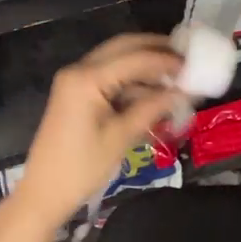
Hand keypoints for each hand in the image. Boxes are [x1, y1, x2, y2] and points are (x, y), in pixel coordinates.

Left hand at [9, 34, 185, 228]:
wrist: (44, 193)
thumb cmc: (81, 167)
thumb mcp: (121, 137)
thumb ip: (153, 108)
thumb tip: (185, 91)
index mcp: (87, 78)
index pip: (136, 57)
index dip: (167, 61)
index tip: (196, 66)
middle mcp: (79, 70)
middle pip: (124, 48)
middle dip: (156, 51)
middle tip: (187, 60)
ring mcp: (75, 82)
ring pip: (117, 63)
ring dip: (145, 69)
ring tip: (177, 80)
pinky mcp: (76, 96)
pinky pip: (109, 80)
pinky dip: (132, 84)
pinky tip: (155, 96)